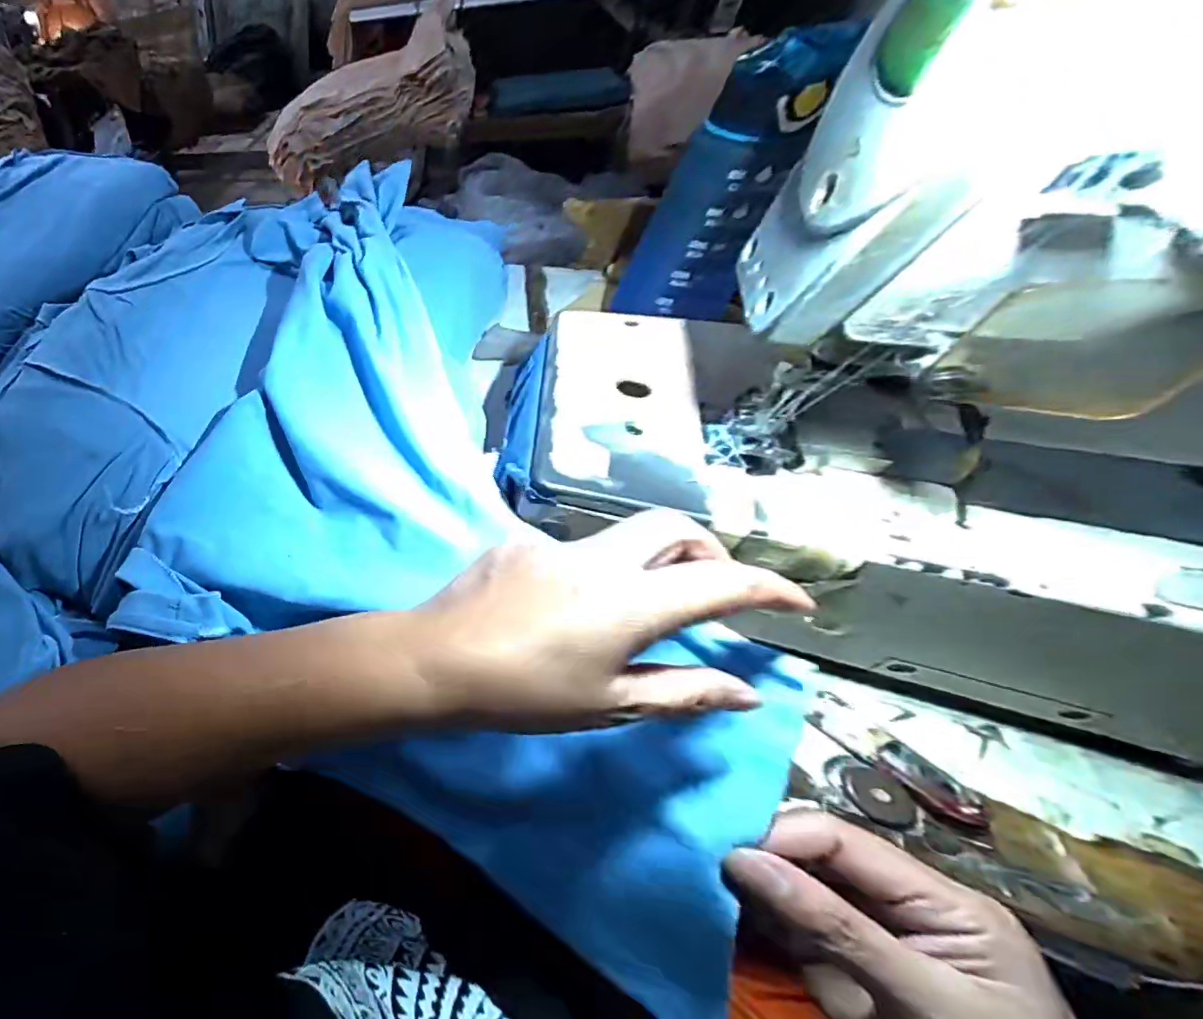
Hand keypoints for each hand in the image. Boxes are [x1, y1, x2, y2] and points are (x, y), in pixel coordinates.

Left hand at [412, 509, 814, 731]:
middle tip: (707, 592)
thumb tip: (745, 690)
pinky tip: (558, 608)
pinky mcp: (512, 541)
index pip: (720, 580)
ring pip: (616, 537)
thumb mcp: (608, 703)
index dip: (769, 587)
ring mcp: (549, 542)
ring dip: (640, 564)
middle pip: (670, 525)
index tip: (795, 602)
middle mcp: (595, 557)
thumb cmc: (522, 692)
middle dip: (705, 550)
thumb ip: (682, 691)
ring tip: (622, 613)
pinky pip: (567, 548)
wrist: (434, 660)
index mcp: (628, 601)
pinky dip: (587, 571)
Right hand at [725, 811, 1071, 1018]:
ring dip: (749, 879)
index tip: (720, 849)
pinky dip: (753, 910)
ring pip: (793, 880)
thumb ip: (836, 927)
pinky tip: (722, 904)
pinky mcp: (844, 957)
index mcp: (943, 899)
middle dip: (756, 852)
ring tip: (701, 876)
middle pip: (813, 853)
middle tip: (699, 857)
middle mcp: (903, 902)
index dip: (775, 833)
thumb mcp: (925, 999)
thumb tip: (739, 857)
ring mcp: (872, 930)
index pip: (839, 838)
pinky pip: (789, 918)